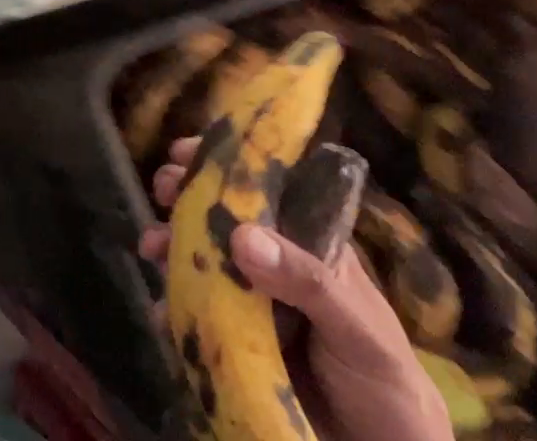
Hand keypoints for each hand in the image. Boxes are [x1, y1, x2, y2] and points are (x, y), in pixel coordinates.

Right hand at [140, 139, 451, 440]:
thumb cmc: (387, 385)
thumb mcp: (361, 332)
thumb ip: (310, 283)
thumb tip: (241, 234)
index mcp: (310, 249)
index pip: (266, 191)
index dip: (224, 165)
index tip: (187, 150)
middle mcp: (272, 267)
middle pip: (221, 218)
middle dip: (186, 198)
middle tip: (161, 190)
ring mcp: (246, 302)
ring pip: (197, 258)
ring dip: (167, 245)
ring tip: (149, 248)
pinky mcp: (224, 339)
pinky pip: (187, 313)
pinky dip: (166, 307)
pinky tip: (160, 312)